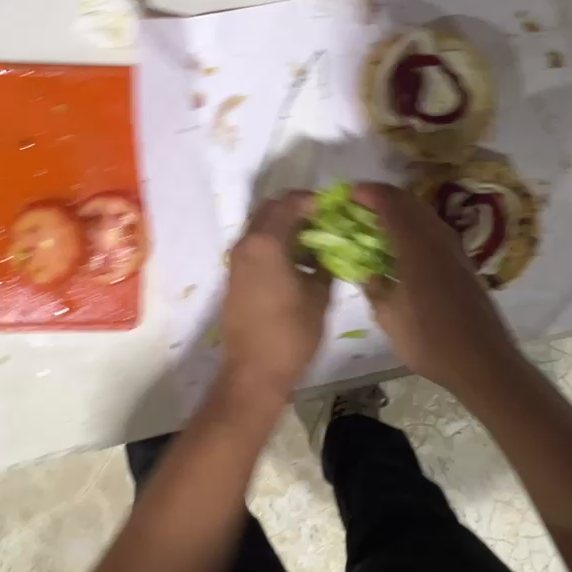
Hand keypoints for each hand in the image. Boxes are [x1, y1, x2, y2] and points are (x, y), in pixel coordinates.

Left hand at [217, 191, 330, 396]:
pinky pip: (257, 246)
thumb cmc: (290, 333)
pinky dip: (276, 243)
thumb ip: (325, 264)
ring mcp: (237, 259)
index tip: (335, 209)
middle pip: (272, 209)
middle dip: (299, 210)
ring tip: (317, 243)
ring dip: (287, 227)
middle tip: (326, 223)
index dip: (314, 201)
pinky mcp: (236, 275)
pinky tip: (300, 262)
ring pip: (263, 227)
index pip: (290, 202)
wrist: (254, 371)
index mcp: (266, 242)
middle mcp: (246, 243)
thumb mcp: (319, 296)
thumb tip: (330, 249)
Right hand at [353, 183, 523, 396]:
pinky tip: (403, 251)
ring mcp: (455, 250)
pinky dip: (414, 229)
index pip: (390, 202)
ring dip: (401, 212)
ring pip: (424, 215)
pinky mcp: (464, 264)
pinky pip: (434, 232)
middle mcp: (438, 238)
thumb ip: (374, 287)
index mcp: (416, 244)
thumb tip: (368, 272)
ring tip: (377, 227)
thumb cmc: (430, 339)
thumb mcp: (388, 316)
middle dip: (383, 198)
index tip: (347, 196)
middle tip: (359, 208)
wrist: (483, 362)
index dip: (368, 193)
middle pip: (409, 202)